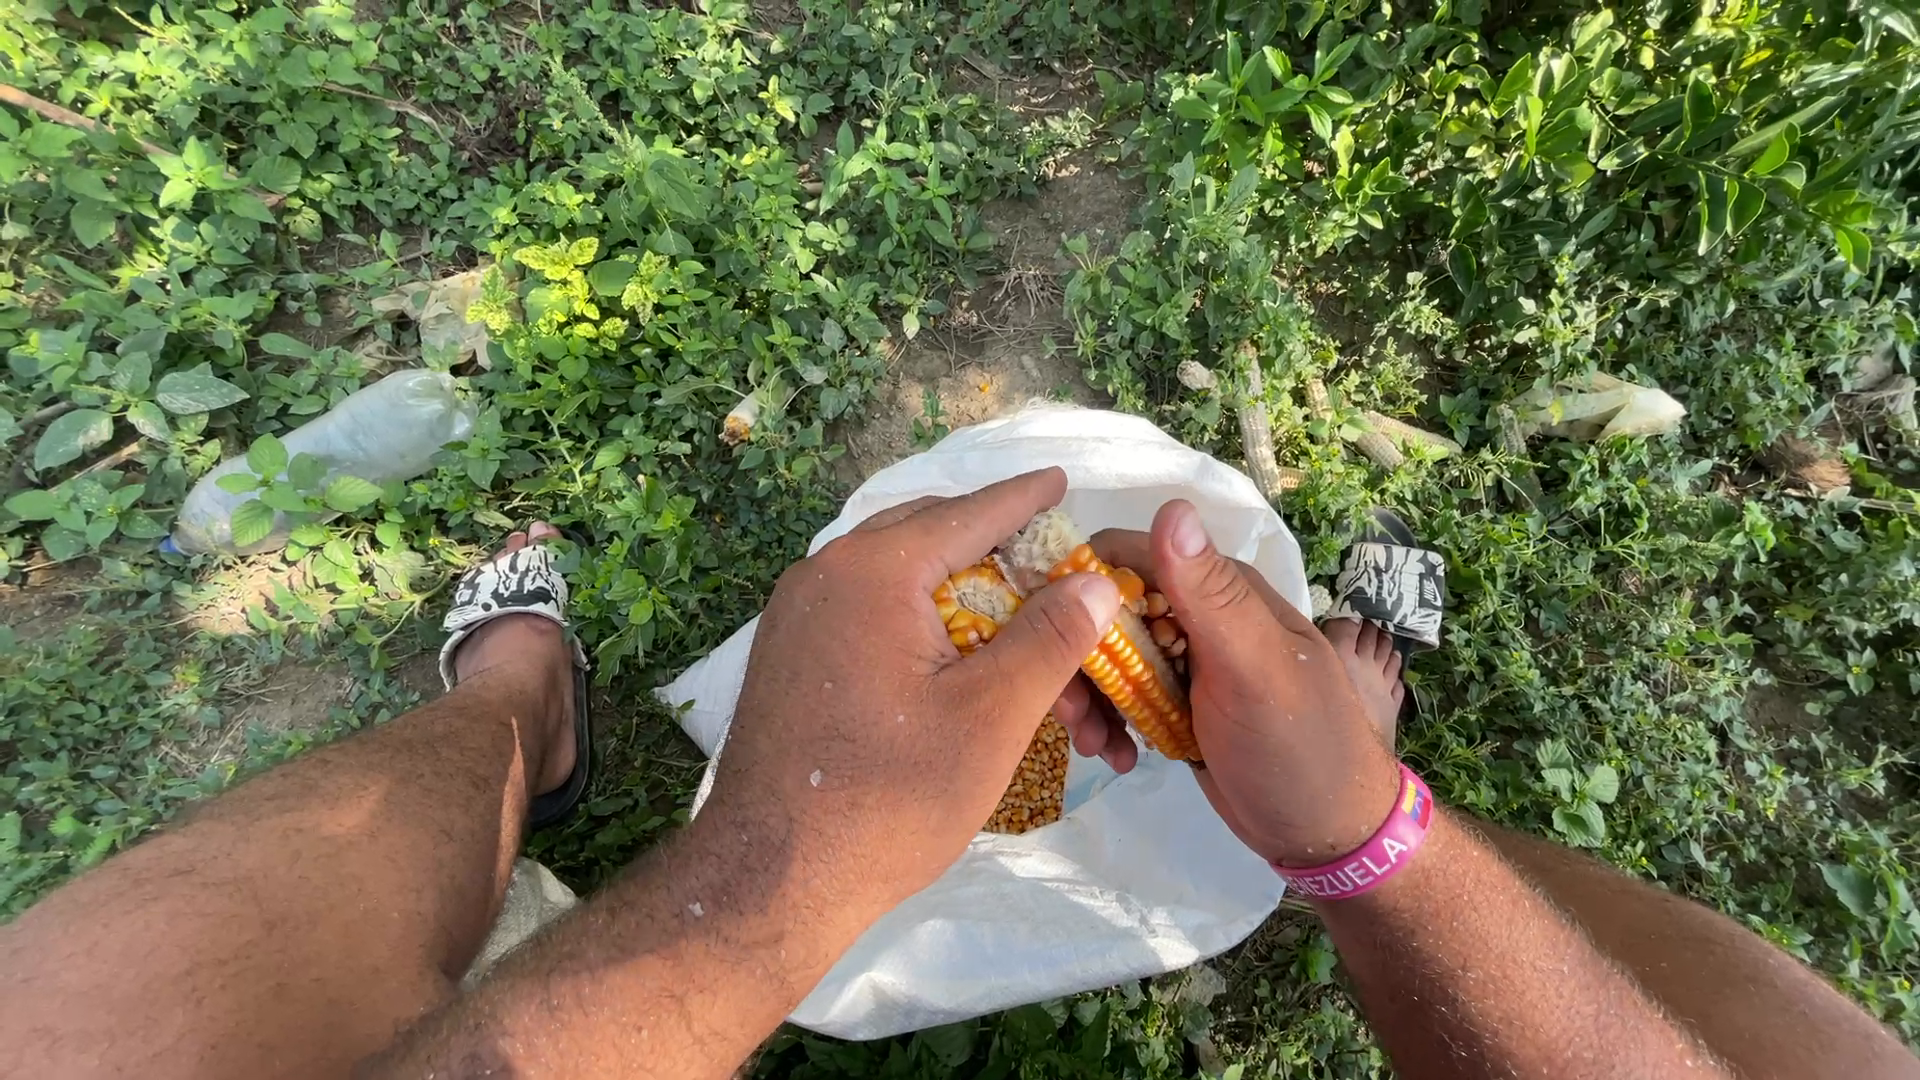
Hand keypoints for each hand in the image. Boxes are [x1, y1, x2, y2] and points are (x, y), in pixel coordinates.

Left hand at [708, 468, 1122, 914]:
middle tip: (1040, 548)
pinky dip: (913, 604)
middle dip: (988, 537)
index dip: (1023, 499)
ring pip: (893, 568)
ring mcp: (797, 610)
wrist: (769, 878)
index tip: (1059, 480)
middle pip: (926, 531)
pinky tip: (942, 638)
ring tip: (1000, 595)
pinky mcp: (789, 647)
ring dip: (950, 577)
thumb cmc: (890, 799)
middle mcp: (825, 572)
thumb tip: (1094, 580)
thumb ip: (1050, 638)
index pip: (968, 515)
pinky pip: (864, 600)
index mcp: (874, 571)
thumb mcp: (990, 717)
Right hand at [1052, 499, 1401, 866]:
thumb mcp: (1255, 668)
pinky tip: (1117, 754)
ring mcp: (1180, 658)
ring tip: (1095, 744)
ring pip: (1103, 654)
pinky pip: (1118, 693)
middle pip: (1101, 610)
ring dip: (1087, 694)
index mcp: (1216, 588)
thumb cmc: (1297, 747)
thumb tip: (1171, 505)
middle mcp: (1193, 612)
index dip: (1078, 585)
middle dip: (1076, 655)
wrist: (1326, 833)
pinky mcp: (1170, 698)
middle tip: (1073, 712)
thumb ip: (1211, 593)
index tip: (1051, 635)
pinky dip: (1107, 720)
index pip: (1124, 557)